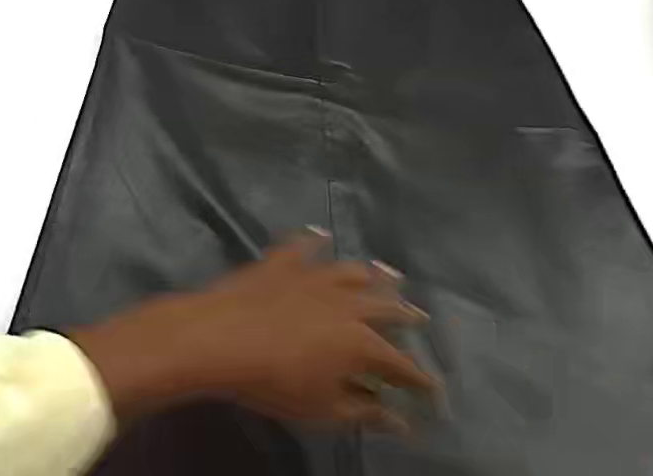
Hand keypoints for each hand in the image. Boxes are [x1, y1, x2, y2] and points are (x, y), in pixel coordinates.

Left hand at [70, 234, 433, 431]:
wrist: (219, 335)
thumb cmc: (273, 381)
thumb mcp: (324, 408)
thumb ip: (364, 411)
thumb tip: (399, 420)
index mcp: (359, 342)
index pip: (400, 364)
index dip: (419, 380)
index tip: (434, 390)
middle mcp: (342, 303)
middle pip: (382, 307)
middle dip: (404, 315)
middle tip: (421, 316)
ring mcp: (308, 276)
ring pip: (348, 272)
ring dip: (370, 274)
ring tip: (388, 272)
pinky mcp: (277, 262)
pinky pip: (300, 246)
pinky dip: (312, 239)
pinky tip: (320, 232)